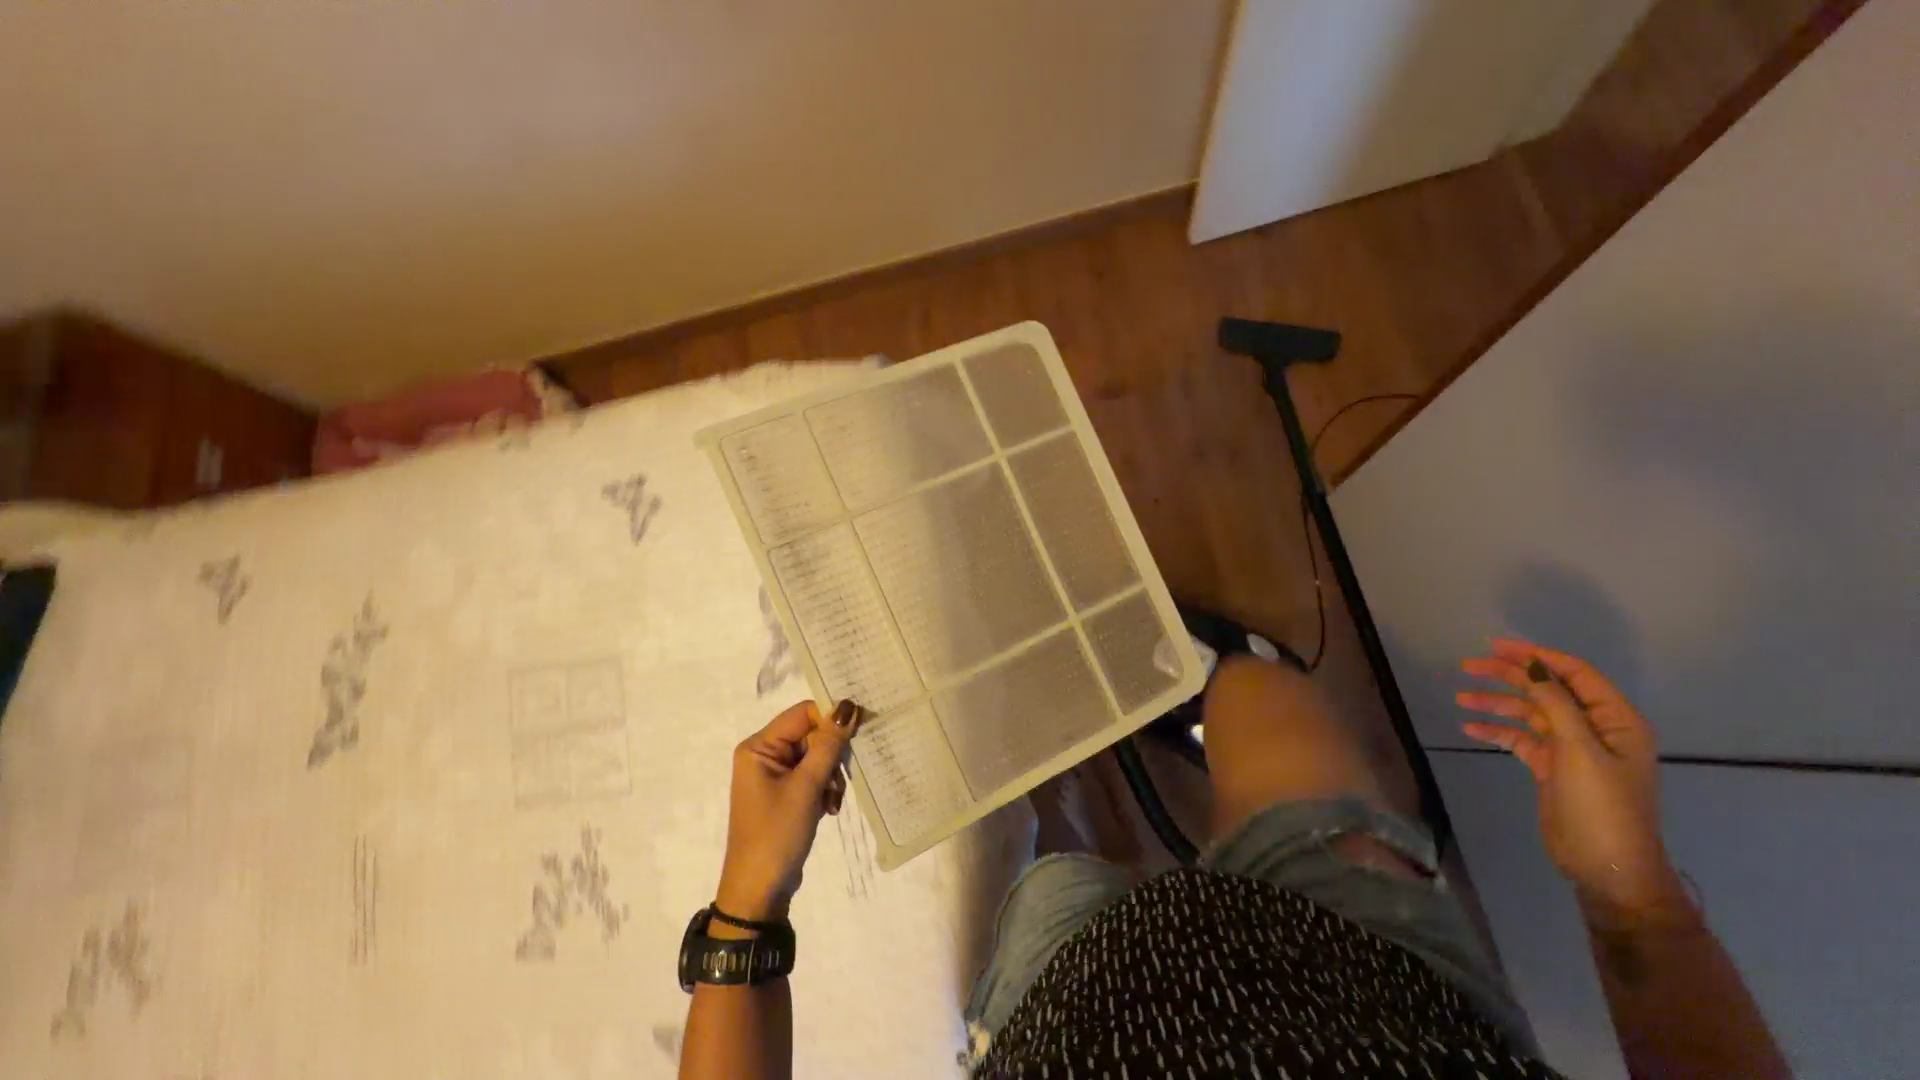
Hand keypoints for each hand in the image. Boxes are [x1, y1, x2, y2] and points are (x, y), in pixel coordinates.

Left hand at [715, 700, 861, 921]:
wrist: (760, 889)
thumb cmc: (777, 832)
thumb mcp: (807, 786)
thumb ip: (828, 744)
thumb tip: (847, 706)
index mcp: (759, 746)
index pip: (803, 713)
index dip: (830, 720)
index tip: (857, 734)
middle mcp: (764, 755)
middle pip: (811, 734)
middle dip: (831, 756)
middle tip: (842, 779)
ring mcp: (774, 776)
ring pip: (816, 757)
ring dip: (831, 776)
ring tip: (833, 802)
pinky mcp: (785, 794)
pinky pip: (812, 777)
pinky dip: (825, 789)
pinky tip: (829, 809)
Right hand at [1456, 641, 1687, 918]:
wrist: (1607, 867)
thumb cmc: (1601, 806)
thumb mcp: (1579, 751)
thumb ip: (1556, 705)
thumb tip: (1533, 668)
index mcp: (1615, 720)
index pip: (1574, 674)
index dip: (1537, 656)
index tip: (1497, 647)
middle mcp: (1595, 729)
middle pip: (1547, 690)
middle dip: (1509, 676)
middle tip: (1468, 666)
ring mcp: (1574, 750)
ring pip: (1530, 713)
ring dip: (1497, 703)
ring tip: (1461, 698)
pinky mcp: (1553, 768)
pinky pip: (1521, 739)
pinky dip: (1497, 732)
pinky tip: (1470, 728)